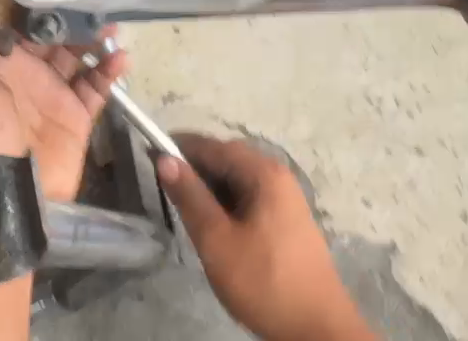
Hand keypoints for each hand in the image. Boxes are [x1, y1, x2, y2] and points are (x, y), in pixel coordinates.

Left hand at [0, 30, 128, 202]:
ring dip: (96, 43)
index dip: (43, 15)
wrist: (11, 191)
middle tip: (93, 7)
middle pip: (57, 43)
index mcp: (7, 68)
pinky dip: (109, 73)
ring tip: (112, 28)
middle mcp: (33, 78)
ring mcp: (57, 97)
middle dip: (74, 24)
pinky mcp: (78, 117)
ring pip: (80, 61)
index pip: (27, 33)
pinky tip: (120, 58)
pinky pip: (96, 89)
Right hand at [157, 135, 376, 340]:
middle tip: (166, 189)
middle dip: (195, 168)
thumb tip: (165, 159)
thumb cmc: (264, 282)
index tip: (150, 156)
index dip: (179, 147)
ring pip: (238, 180)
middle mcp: (278, 176)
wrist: (317, 330)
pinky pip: (250, 197)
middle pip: (227, 159)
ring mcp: (286, 198)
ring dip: (210, 188)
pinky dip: (227, 203)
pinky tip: (215, 226)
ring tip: (186, 210)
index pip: (213, 145)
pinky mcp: (287, 220)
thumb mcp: (217, 241)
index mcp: (263, 172)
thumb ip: (190, 197)